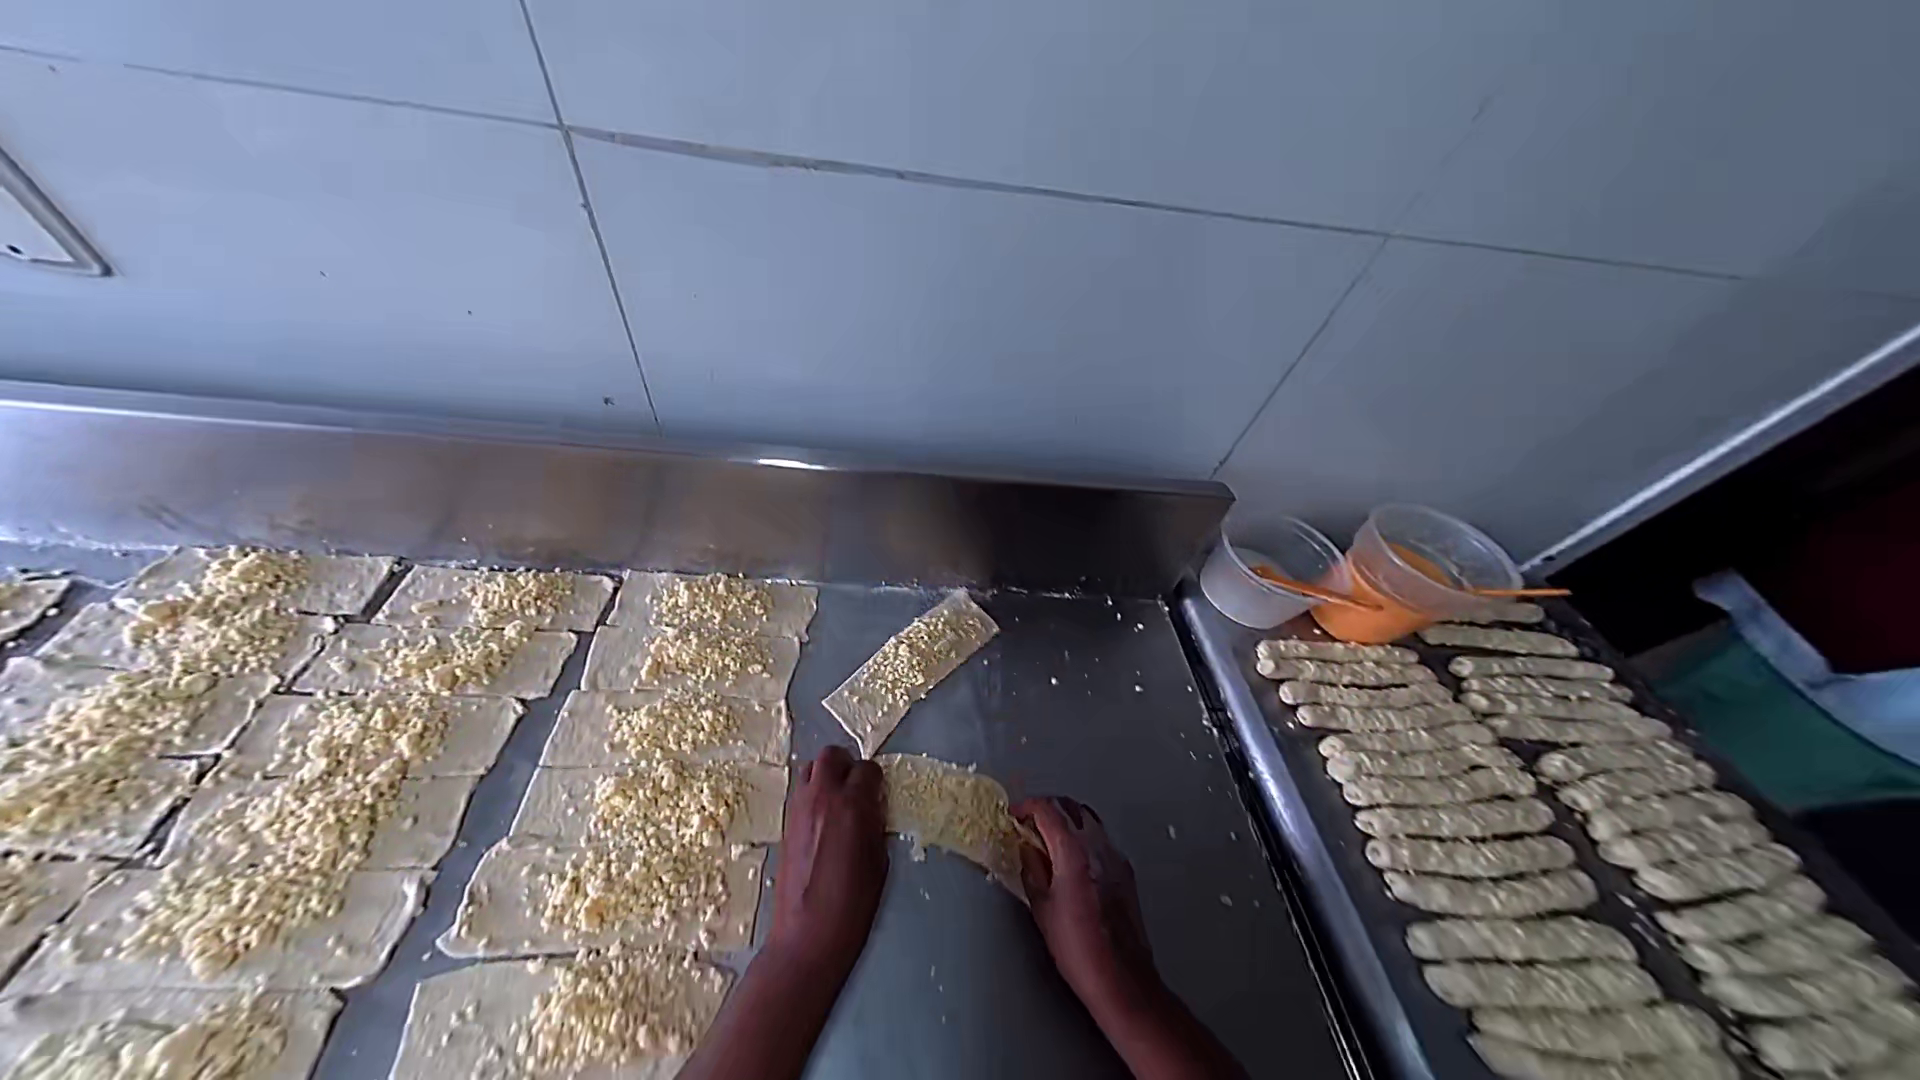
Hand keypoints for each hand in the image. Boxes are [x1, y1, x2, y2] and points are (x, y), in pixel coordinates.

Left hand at [764, 745, 887, 977]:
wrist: (807, 937)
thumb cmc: (853, 904)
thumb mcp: (879, 860)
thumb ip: (875, 823)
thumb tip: (872, 806)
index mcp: (853, 805)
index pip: (868, 768)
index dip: (875, 780)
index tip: (878, 793)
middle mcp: (823, 797)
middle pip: (832, 755)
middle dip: (847, 765)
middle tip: (856, 787)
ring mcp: (799, 808)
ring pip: (810, 768)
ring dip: (826, 775)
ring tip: (837, 799)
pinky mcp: (785, 822)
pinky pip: (800, 791)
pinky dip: (813, 793)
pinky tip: (822, 819)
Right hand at [1012, 796, 1160, 1017]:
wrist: (1122, 979)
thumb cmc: (1078, 949)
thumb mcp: (1042, 909)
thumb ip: (1032, 871)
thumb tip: (1027, 851)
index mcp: (1073, 851)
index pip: (1048, 809)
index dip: (1027, 806)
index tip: (1015, 813)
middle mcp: (1097, 846)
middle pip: (1071, 806)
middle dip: (1048, 807)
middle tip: (1029, 822)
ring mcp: (1115, 856)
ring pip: (1089, 818)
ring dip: (1067, 819)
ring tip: (1049, 838)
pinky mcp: (1126, 871)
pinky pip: (1102, 838)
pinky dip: (1083, 836)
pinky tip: (1073, 857)